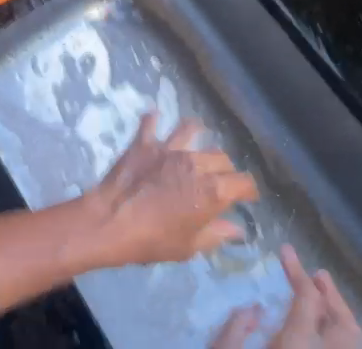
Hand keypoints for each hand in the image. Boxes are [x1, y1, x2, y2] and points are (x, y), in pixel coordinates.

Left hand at [79, 113, 258, 267]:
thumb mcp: (191, 245)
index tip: (247, 197)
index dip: (249, 190)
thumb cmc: (155, 239)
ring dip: (197, 133)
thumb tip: (237, 229)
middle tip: (221, 177)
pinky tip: (155, 116)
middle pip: (221, 157)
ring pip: (191, 131)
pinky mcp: (143, 142)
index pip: (244, 182)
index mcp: (213, 190)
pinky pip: (150, 123)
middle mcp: (195, 162)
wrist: (112, 220)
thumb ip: (217, 233)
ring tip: (198, 133)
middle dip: (226, 168)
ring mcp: (168, 149)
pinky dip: (153, 119)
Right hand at [209, 245, 361, 348]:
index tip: (286, 251)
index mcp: (299, 346)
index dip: (299, 273)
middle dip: (332, 297)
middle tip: (316, 274)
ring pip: (350, 341)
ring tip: (322, 297)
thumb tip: (251, 308)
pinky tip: (317, 328)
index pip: (309, 302)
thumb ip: (238, 331)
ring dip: (338, 316)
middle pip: (344, 326)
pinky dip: (335, 334)